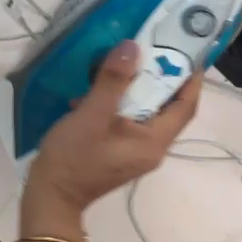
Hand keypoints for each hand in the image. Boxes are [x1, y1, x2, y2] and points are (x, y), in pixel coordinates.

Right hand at [25, 41, 202, 213]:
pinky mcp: (118, 153)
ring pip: (144, 115)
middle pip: (165, 109)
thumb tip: (132, 47)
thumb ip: (113, 81)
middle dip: (157, 79)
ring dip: (132, 91)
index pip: (185, 107)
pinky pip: (127, 123)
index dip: (189, 79)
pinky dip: (116, 106)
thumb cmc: (74, 155)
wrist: (51, 194)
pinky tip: (91, 96)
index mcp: (154, 141)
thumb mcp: (92, 114)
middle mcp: (152, 149)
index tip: (186, 52)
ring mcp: (135, 153)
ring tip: (113, 68)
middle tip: (145, 51)